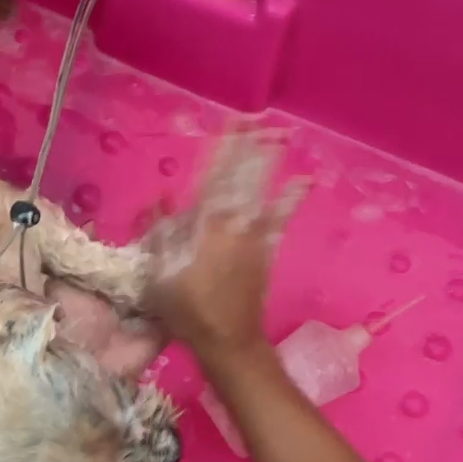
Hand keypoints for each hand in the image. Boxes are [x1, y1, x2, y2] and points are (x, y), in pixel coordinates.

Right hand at [142, 131, 305, 360]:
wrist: (227, 341)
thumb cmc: (186, 311)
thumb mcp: (158, 275)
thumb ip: (159, 234)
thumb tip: (162, 198)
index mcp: (204, 227)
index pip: (212, 178)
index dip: (221, 150)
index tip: (228, 124)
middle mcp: (233, 224)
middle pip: (240, 178)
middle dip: (247, 148)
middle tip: (256, 120)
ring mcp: (253, 236)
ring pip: (260, 191)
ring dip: (268, 163)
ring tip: (278, 137)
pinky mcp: (265, 250)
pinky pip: (279, 220)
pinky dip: (290, 200)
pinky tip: (304, 182)